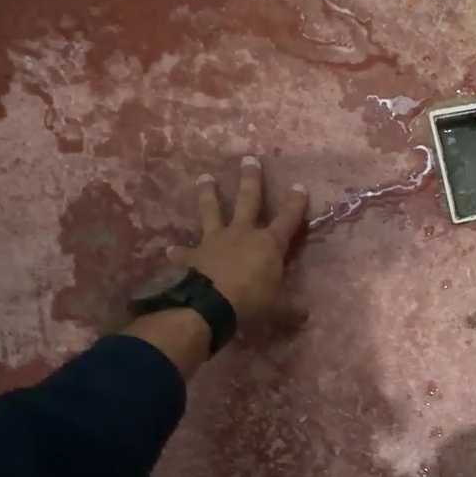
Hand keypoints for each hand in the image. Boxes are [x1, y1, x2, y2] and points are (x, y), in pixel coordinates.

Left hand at [127, 156, 309, 378]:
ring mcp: (215, 241)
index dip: (295, 204)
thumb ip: (291, 309)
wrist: (211, 304)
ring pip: (212, 211)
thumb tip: (305, 317)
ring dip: (208, 194)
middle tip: (249, 159)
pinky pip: (184, 253)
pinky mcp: (193, 255)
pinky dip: (177, 253)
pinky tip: (169, 251)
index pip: (287, 219)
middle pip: (248, 200)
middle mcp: (243, 234)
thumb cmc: (252, 301)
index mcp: (269, 244)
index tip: (299, 187)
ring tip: (205, 178)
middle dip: (250, 180)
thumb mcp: (278, 308)